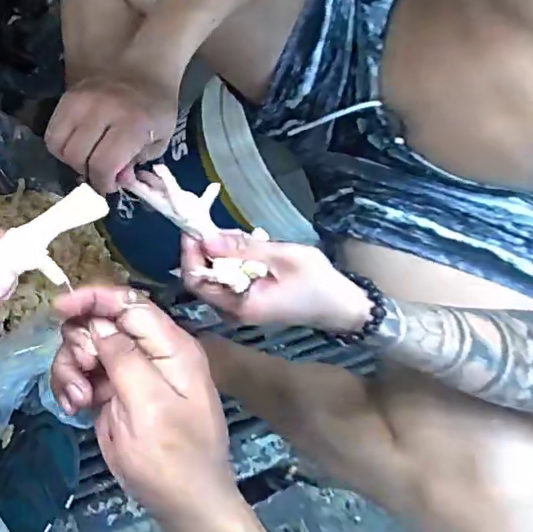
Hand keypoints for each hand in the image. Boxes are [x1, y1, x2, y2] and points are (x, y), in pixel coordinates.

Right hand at [46, 63, 178, 193]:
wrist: (143, 66)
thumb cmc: (156, 107)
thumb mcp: (160, 139)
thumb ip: (137, 163)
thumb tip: (116, 180)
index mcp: (133, 123)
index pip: (104, 164)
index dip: (103, 183)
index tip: (108, 186)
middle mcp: (103, 110)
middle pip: (77, 157)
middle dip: (87, 173)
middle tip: (99, 172)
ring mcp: (81, 101)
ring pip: (59, 146)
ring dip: (71, 160)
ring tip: (87, 158)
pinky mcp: (67, 96)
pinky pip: (52, 132)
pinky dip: (60, 146)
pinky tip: (77, 145)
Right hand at [50, 287, 236, 524]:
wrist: (186, 507)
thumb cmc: (174, 458)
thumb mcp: (150, 407)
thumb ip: (124, 358)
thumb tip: (98, 324)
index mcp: (170, 346)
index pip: (129, 303)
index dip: (93, 298)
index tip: (59, 306)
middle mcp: (151, 352)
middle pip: (101, 322)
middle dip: (80, 342)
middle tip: (82, 373)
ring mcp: (131, 373)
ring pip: (86, 346)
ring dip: (72, 367)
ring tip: (78, 399)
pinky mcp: (114, 393)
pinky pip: (83, 372)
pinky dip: (71, 385)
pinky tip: (75, 407)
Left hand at [180, 232, 371, 332]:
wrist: (343, 306)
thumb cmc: (317, 282)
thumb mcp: (282, 257)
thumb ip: (243, 248)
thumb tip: (205, 237)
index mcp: (239, 305)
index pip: (196, 279)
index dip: (189, 252)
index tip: (192, 225)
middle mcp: (232, 310)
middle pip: (201, 276)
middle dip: (204, 247)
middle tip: (213, 221)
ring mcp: (239, 306)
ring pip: (214, 274)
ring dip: (220, 251)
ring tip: (240, 234)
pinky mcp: (247, 299)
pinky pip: (228, 277)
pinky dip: (232, 258)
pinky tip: (249, 244)